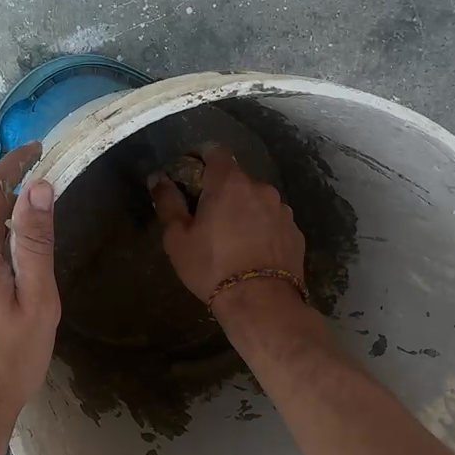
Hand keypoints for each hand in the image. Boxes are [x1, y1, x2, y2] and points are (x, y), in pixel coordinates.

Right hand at [150, 145, 309, 320]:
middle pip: (237, 179)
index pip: (216, 151)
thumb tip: (157, 178)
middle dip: (222, 191)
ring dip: (244, 210)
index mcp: (229, 183)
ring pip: (257, 200)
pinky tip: (252, 252)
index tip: (191, 173)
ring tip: (232, 238)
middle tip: (206, 216)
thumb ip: (167, 202)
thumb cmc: (212, 266)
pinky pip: (273, 221)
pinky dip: (262, 228)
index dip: (201, 157)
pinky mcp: (296, 233)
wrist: (262, 303)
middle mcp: (260, 188)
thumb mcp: (178, 237)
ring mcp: (282, 211)